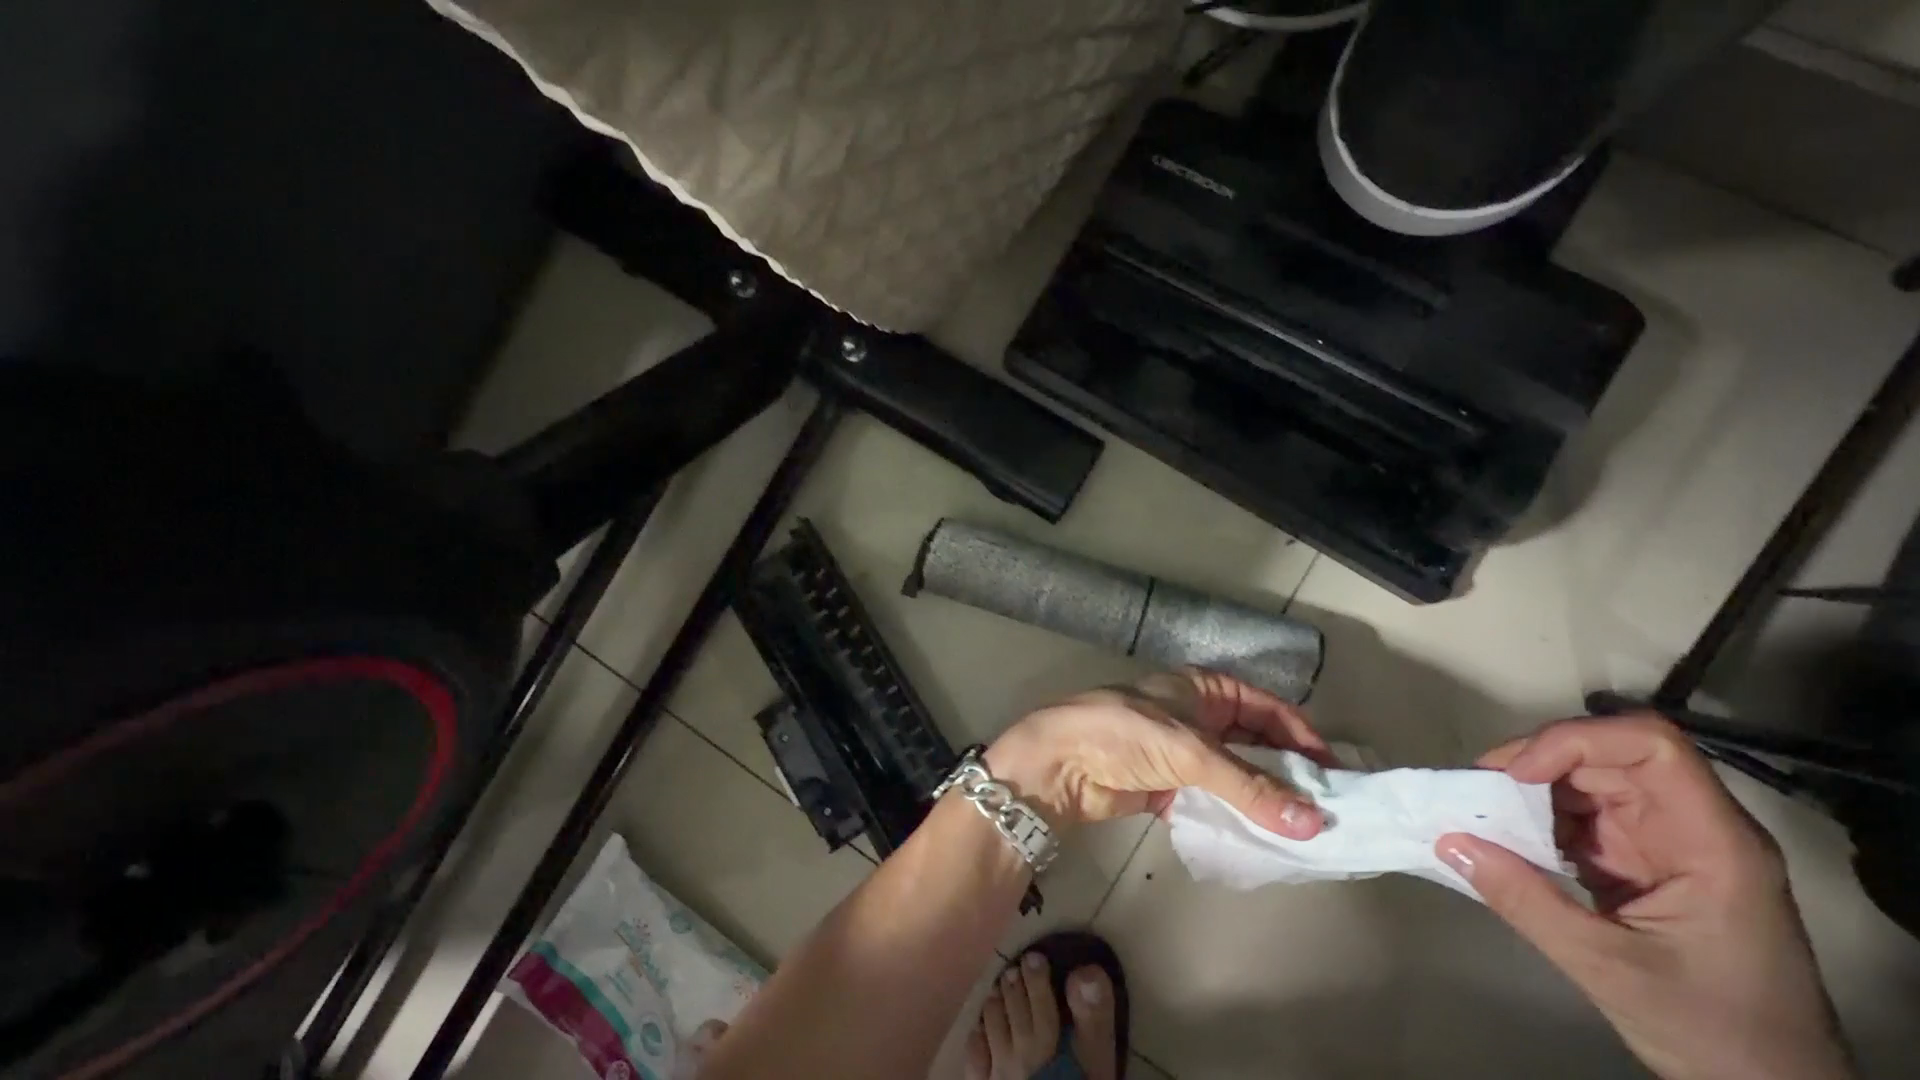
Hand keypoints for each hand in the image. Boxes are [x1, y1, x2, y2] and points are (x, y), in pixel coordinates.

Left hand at [984, 669, 1334, 838]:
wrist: (1058, 763)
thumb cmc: (1124, 734)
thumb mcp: (1192, 752)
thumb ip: (1250, 787)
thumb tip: (1311, 822)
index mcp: (1205, 690)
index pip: (1269, 709)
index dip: (1302, 737)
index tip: (1335, 774)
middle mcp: (1198, 718)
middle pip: (1255, 745)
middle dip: (1287, 774)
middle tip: (1326, 809)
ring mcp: (1182, 755)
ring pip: (1235, 777)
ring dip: (1262, 800)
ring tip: (1301, 831)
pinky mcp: (1167, 788)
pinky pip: (1212, 802)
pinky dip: (1233, 818)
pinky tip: (1259, 840)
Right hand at [1436, 713, 1851, 1079]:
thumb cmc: (1709, 1029)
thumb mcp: (1608, 968)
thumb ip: (1526, 901)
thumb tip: (1449, 842)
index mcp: (1712, 842)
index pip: (1650, 747)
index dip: (1576, 741)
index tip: (1516, 774)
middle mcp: (1695, 828)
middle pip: (1614, 757)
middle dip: (1540, 763)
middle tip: (1478, 789)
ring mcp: (1672, 846)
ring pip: (1594, 784)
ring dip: (1535, 793)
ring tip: (1484, 816)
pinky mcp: (1648, 867)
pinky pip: (1589, 821)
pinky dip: (1542, 824)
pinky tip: (1511, 845)